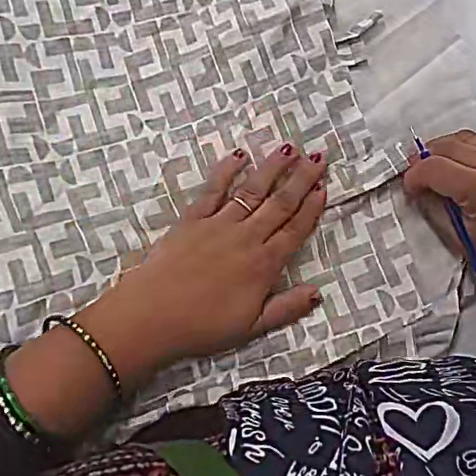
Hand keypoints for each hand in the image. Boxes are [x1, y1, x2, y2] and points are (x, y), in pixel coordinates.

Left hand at [6, 142, 329, 437]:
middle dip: (301, 178)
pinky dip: (226, 170)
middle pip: (280, 203)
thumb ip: (287, 308)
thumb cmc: (202, 327)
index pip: (295, 230)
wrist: (151, 317)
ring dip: (272, 167)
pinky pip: (214, 189)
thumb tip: (318, 292)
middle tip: (318, 157)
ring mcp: (219, 225)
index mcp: (264, 265)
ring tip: (287, 147)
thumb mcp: (252, 327)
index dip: (311, 208)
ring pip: (252, 190)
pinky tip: (239, 155)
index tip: (323, 188)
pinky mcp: (192, 219)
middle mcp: (246, 238)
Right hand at [402, 131, 475, 350]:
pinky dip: (463, 151)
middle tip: (414, 176)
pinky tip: (456, 169)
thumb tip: (418, 190)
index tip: (409, 188)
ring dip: (443, 150)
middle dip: (425, 159)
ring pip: (465, 138)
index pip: (435, 167)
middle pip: (448, 146)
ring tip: (433, 170)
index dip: (414, 176)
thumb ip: (433, 209)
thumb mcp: (458, 238)